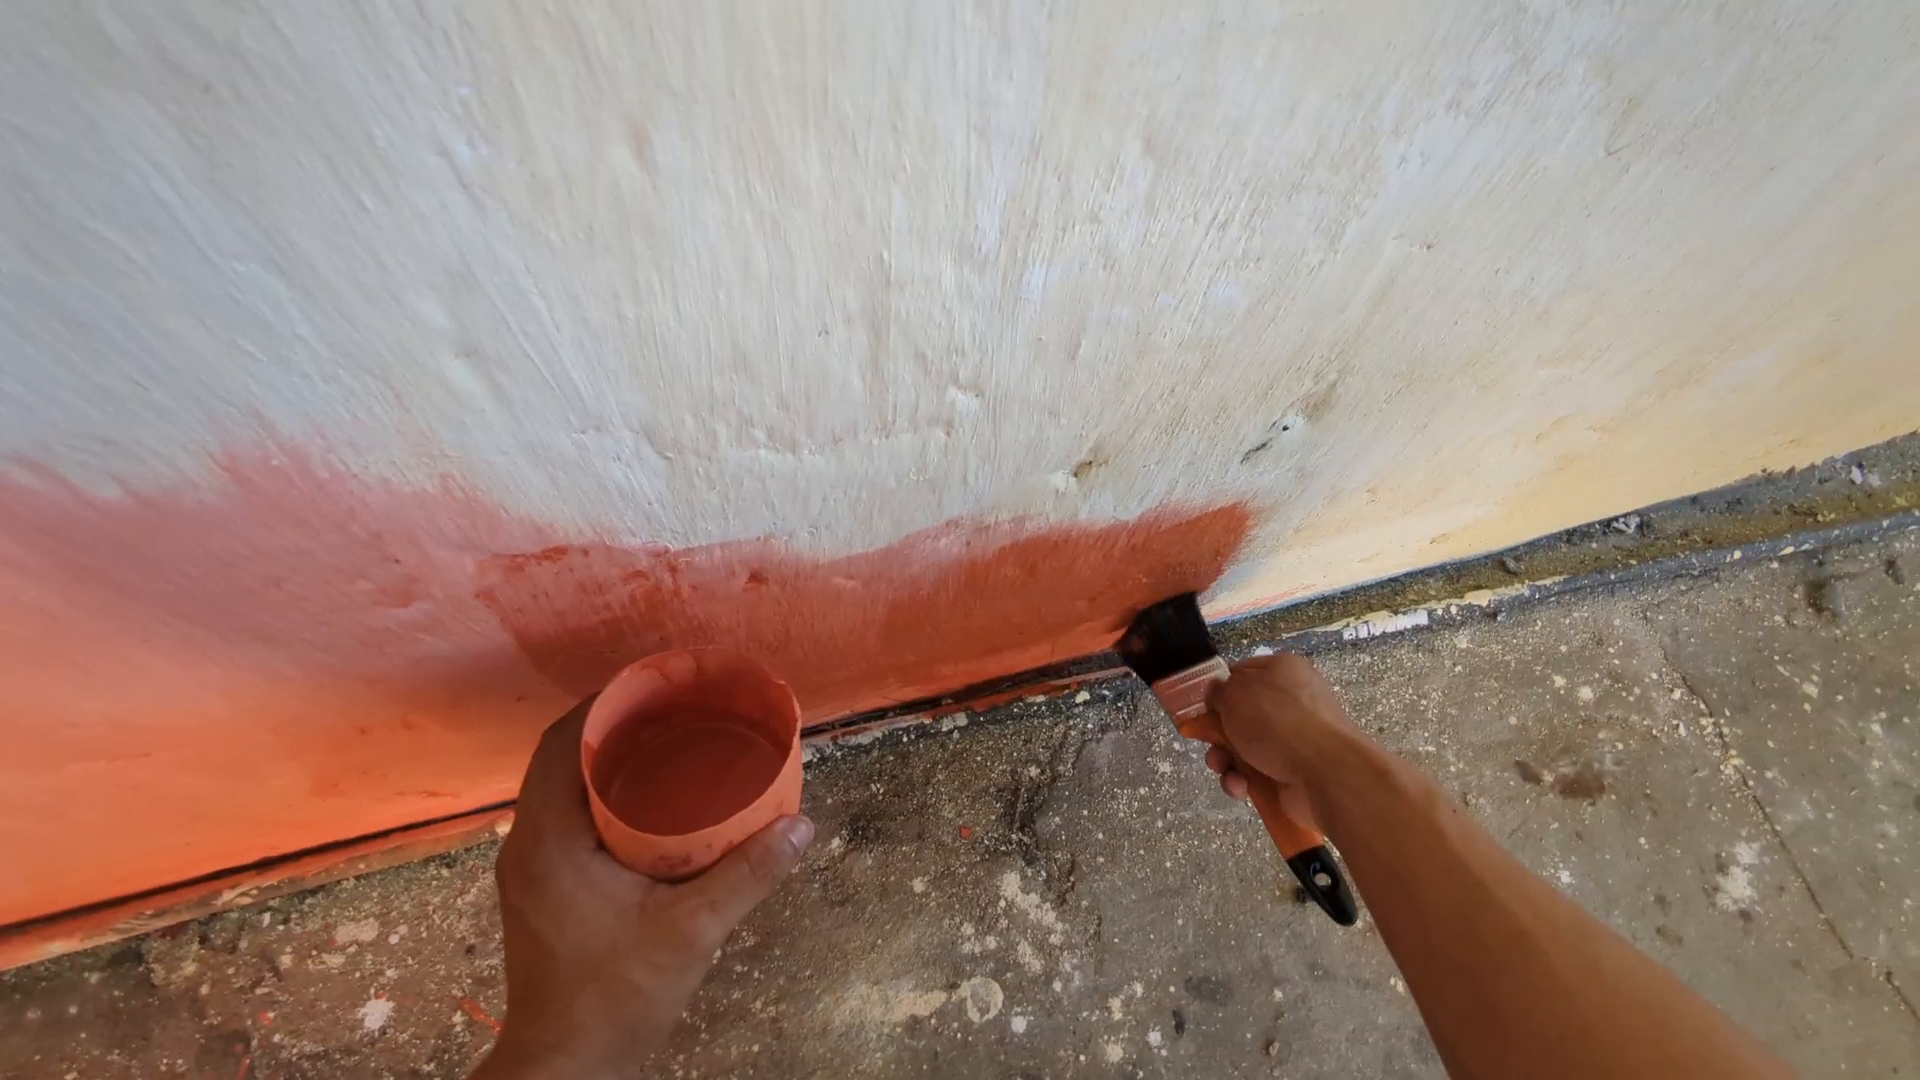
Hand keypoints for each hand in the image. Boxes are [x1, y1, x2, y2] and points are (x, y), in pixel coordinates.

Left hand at [472, 699, 814, 1079]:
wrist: (565, 1070)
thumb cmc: (615, 997)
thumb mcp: (690, 933)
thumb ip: (747, 876)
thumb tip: (803, 826)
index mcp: (548, 841)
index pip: (559, 743)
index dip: (602, 702)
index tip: (657, 683)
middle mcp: (528, 843)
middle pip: (562, 755)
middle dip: (615, 722)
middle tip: (678, 706)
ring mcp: (532, 866)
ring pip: (564, 784)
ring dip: (609, 754)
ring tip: (672, 737)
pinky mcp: (545, 884)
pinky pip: (570, 811)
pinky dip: (606, 788)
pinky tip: (653, 794)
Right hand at [1203, 653, 1357, 822]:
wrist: (1326, 773)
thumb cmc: (1278, 722)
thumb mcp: (1235, 693)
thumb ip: (1218, 690)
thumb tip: (1217, 694)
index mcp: (1282, 671)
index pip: (1241, 673)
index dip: (1218, 690)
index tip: (1202, 707)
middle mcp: (1290, 702)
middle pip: (1239, 715)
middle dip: (1217, 733)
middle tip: (1208, 743)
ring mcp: (1294, 739)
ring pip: (1244, 747)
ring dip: (1225, 760)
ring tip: (1223, 768)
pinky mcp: (1295, 771)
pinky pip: (1258, 773)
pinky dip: (1243, 780)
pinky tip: (1241, 787)